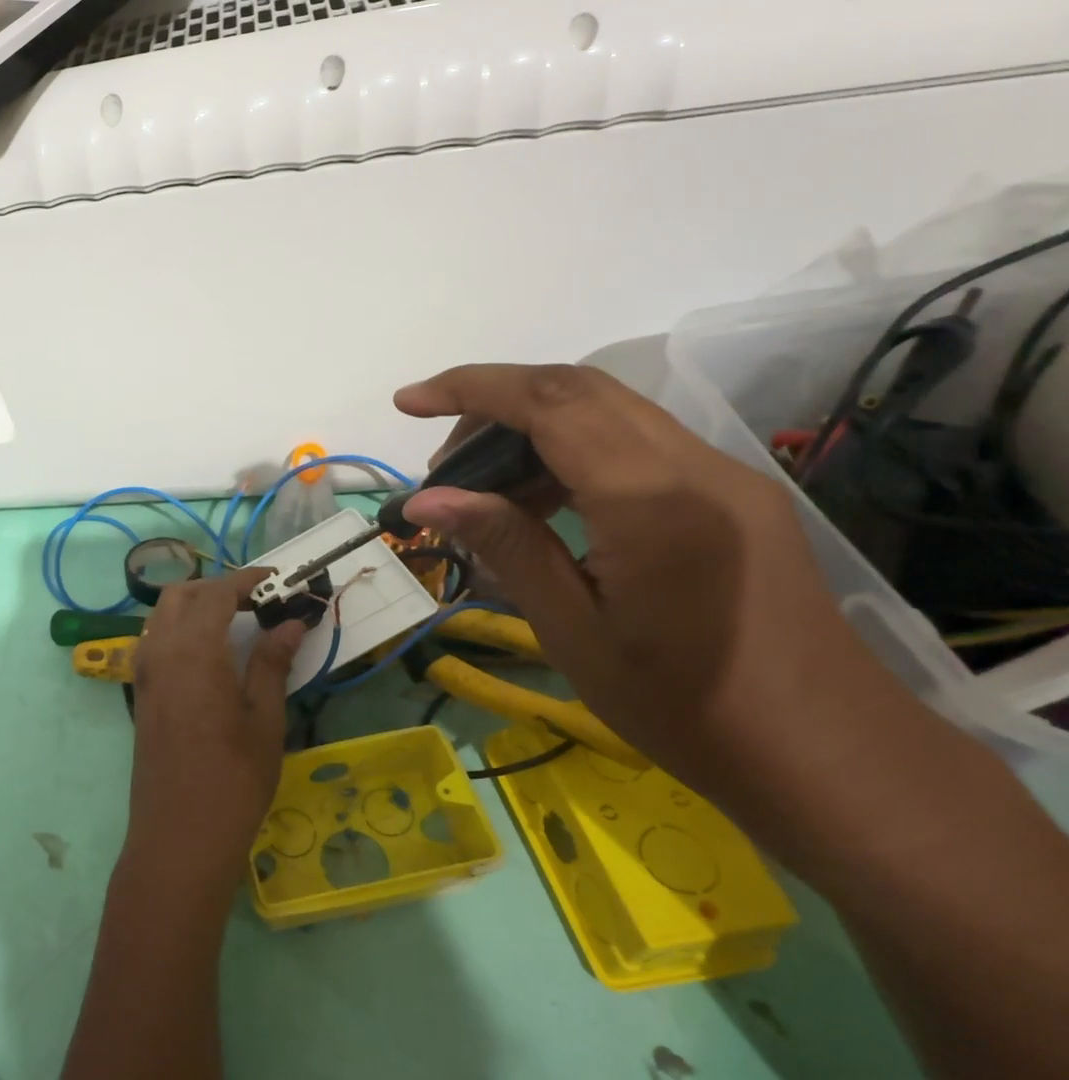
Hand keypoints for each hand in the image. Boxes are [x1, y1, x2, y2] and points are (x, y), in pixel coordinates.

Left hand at [126, 569, 304, 877]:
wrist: (179, 837)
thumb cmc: (233, 781)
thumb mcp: (264, 721)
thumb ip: (271, 664)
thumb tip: (290, 623)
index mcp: (193, 651)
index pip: (216, 594)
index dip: (248, 580)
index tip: (278, 580)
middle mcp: (160, 653)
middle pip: (180, 595)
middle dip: (217, 587)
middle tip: (257, 601)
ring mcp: (144, 674)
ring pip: (162, 617)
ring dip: (194, 606)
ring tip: (236, 622)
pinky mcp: (140, 695)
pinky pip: (155, 642)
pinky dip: (180, 630)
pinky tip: (209, 653)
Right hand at [392, 364, 900, 787]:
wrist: (821, 749)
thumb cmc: (682, 706)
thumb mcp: (573, 630)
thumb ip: (507, 546)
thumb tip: (427, 500)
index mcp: (650, 498)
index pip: (550, 403)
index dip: (470, 389)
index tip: (408, 402)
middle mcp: (695, 464)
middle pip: (581, 391)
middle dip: (497, 408)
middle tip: (444, 466)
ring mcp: (726, 475)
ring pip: (613, 414)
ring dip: (537, 431)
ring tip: (487, 494)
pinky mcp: (737, 495)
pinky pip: (642, 447)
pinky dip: (578, 454)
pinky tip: (548, 506)